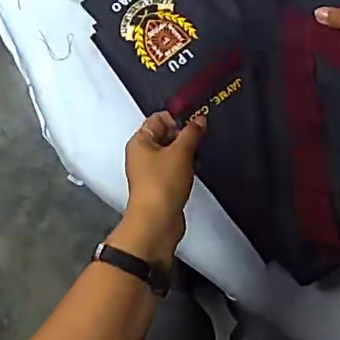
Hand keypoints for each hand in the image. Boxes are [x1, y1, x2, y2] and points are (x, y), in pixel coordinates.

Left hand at [112, 111, 205, 266]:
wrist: (157, 221)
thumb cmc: (160, 186)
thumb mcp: (181, 152)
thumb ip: (192, 133)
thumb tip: (199, 120)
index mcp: (140, 141)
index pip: (158, 118)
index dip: (177, 118)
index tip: (194, 123)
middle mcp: (141, 154)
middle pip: (165, 135)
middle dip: (183, 137)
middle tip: (197, 141)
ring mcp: (149, 171)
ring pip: (170, 153)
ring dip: (185, 154)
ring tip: (195, 159)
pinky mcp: (159, 186)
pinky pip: (173, 169)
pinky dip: (184, 168)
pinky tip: (192, 173)